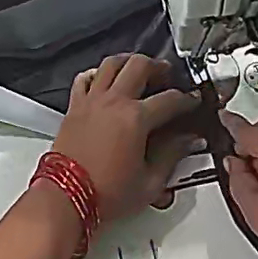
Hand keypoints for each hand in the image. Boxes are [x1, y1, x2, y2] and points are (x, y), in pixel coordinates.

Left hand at [53, 54, 201, 221]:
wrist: (66, 197)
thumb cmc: (104, 192)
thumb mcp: (150, 182)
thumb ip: (172, 156)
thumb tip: (185, 142)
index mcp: (136, 119)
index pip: (170, 99)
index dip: (186, 99)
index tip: (191, 102)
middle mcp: (113, 103)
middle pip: (139, 66)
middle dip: (158, 67)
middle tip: (166, 75)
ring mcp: (91, 102)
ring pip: (111, 64)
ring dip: (128, 62)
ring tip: (137, 68)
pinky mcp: (74, 108)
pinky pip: (85, 79)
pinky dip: (96, 74)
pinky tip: (103, 79)